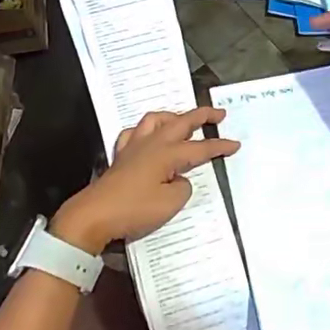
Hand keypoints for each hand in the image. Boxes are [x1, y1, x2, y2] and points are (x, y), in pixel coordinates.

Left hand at [50, 108, 238, 253]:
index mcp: (167, 153)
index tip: (235, 144)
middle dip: (202, 116)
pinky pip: (134, 133)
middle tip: (218, 114)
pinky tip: (149, 135)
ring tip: (183, 120)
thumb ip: (183, 187)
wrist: (94, 216)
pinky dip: (146, 130)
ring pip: (155, 120)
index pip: (200, 147)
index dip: (219, 145)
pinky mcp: (120, 157)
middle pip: (181, 122)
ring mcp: (133, 148)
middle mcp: (152, 144)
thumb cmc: (134, 209)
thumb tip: (179, 179)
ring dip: (173, 116)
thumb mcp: (171, 203)